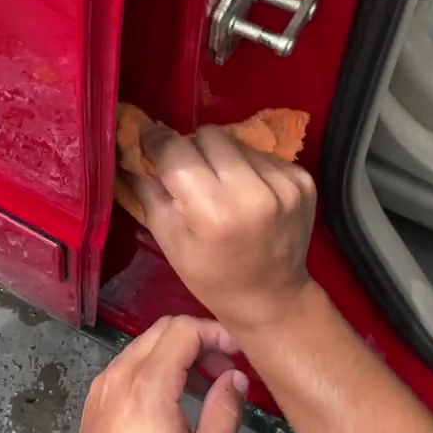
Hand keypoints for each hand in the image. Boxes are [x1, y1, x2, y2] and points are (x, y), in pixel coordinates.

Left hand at [48, 316, 248, 432]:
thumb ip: (225, 412)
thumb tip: (234, 378)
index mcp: (148, 383)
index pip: (184, 328)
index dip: (216, 331)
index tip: (239, 351)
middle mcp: (122, 372)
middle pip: (164, 328)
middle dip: (200, 338)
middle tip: (225, 370)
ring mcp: (105, 382)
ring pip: (147, 343)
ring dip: (179, 352)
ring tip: (206, 385)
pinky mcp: (97, 395)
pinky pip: (132, 362)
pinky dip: (158, 364)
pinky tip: (174, 397)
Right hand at [129, 122, 318, 334]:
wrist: (271, 297)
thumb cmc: (209, 275)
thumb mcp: (167, 238)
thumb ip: (148, 188)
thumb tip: (130, 145)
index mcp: (212, 213)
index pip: (177, 151)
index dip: (159, 143)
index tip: (150, 140)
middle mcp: (252, 193)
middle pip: (208, 136)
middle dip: (193, 149)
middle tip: (191, 174)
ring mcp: (283, 185)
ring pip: (236, 141)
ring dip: (222, 156)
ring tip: (222, 185)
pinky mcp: (302, 181)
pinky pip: (262, 154)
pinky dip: (249, 166)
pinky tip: (248, 193)